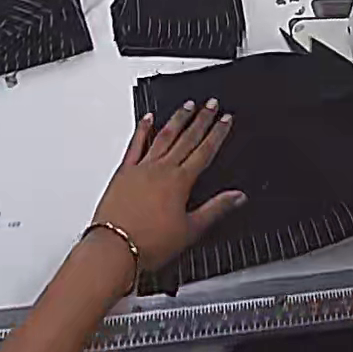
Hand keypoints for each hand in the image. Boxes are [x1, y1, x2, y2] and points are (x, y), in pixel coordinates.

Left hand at [91, 100, 243, 271]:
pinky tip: (148, 118)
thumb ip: (216, 209)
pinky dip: (142, 129)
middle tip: (211, 103)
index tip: (225, 119)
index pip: (205, 151)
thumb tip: (237, 196)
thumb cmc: (150, 243)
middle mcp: (162, 169)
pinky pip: (136, 144)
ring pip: (164, 135)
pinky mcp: (124, 172)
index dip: (217, 133)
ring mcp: (142, 167)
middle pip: (187, 138)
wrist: (115, 248)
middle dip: (201, 119)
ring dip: (178, 118)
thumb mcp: (190, 229)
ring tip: (187, 105)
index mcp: (180, 181)